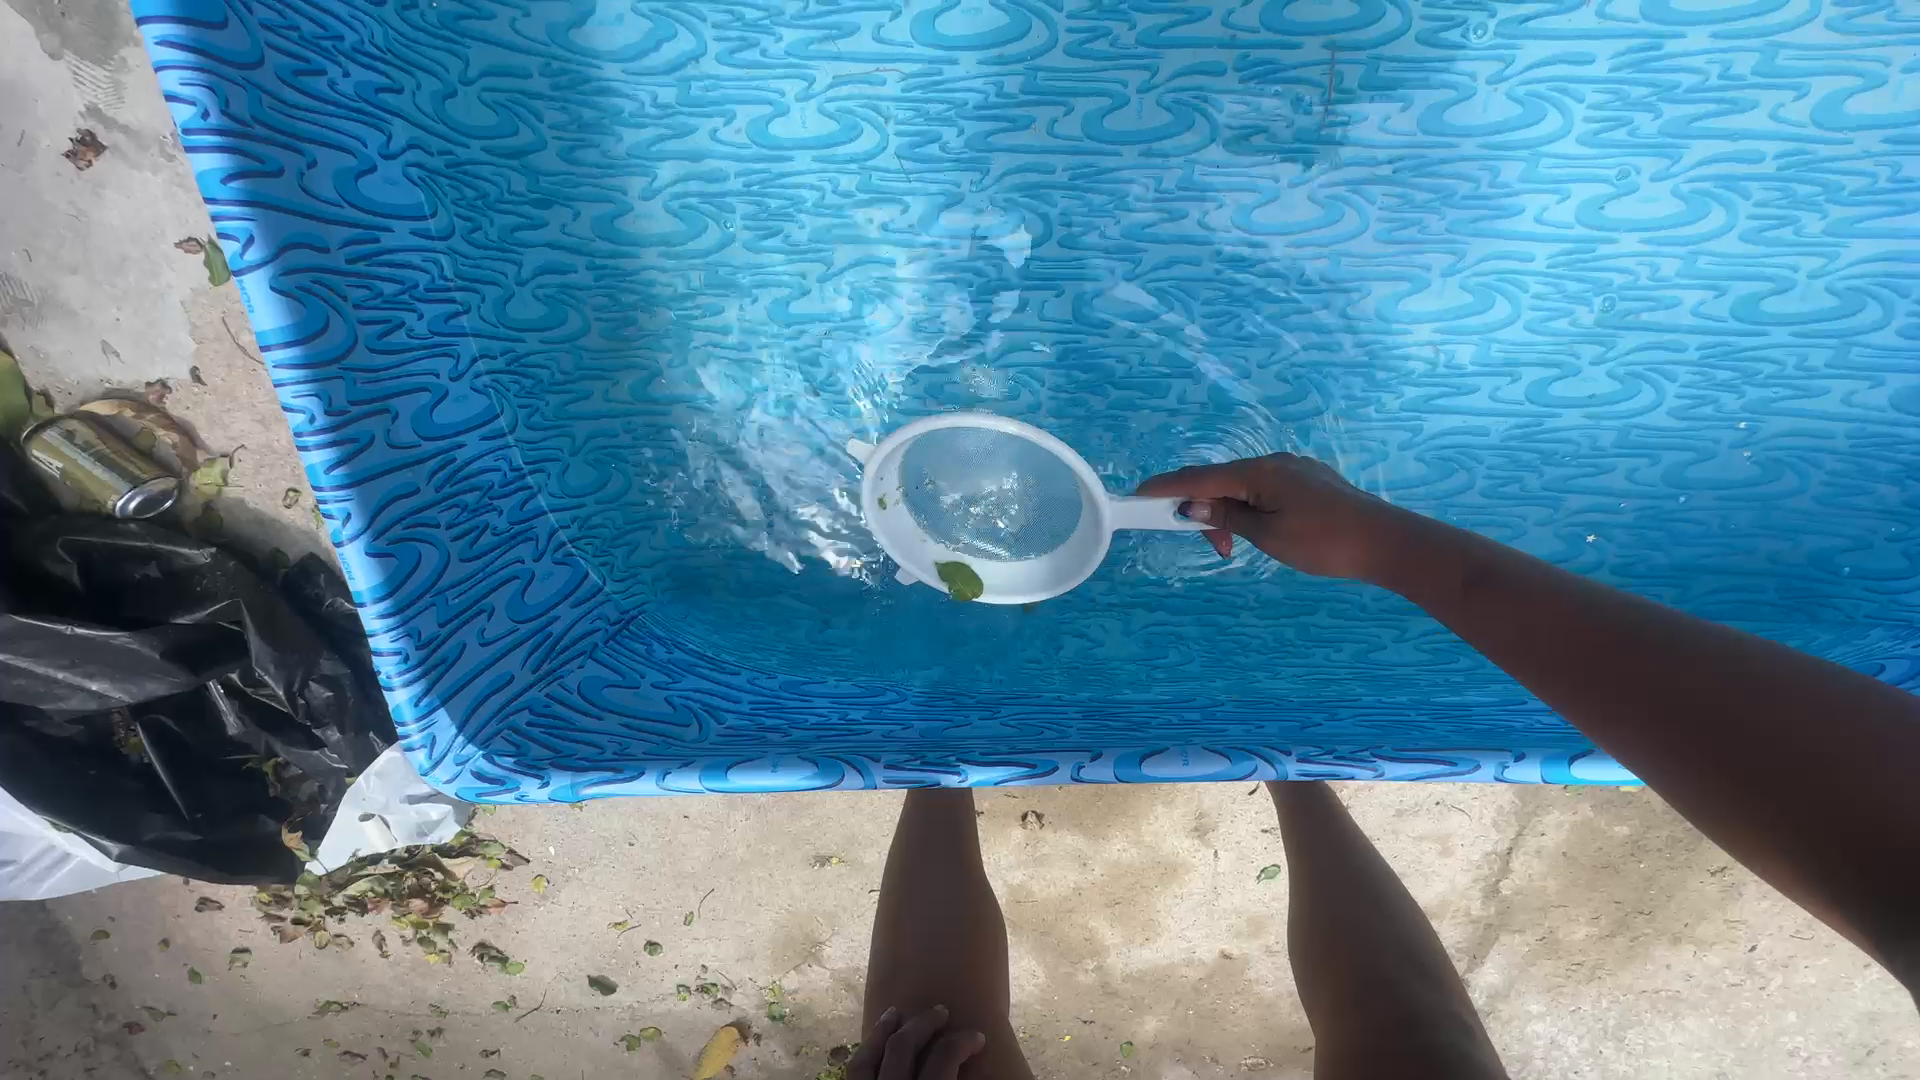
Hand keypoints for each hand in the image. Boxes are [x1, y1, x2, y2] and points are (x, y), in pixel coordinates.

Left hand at [845, 1005, 986, 1079]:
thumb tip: (978, 1068)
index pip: (944, 1060)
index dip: (963, 1043)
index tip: (978, 1037)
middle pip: (903, 1047)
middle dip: (923, 1024)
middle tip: (942, 1012)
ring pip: (866, 1059)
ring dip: (882, 1032)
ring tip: (896, 1012)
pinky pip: (852, 1074)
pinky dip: (864, 1054)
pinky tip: (873, 1046)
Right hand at [1136, 453, 1416, 582]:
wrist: (1388, 543)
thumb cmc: (1324, 541)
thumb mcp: (1267, 534)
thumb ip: (1226, 517)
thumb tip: (1192, 505)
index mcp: (1259, 472)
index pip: (1199, 477)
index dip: (1166, 486)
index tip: (1138, 494)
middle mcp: (1273, 463)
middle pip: (1220, 480)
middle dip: (1204, 510)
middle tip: (1217, 548)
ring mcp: (1293, 470)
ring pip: (1243, 486)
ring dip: (1228, 513)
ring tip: (1237, 546)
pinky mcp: (1307, 481)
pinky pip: (1263, 489)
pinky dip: (1248, 508)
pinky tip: (1257, 529)